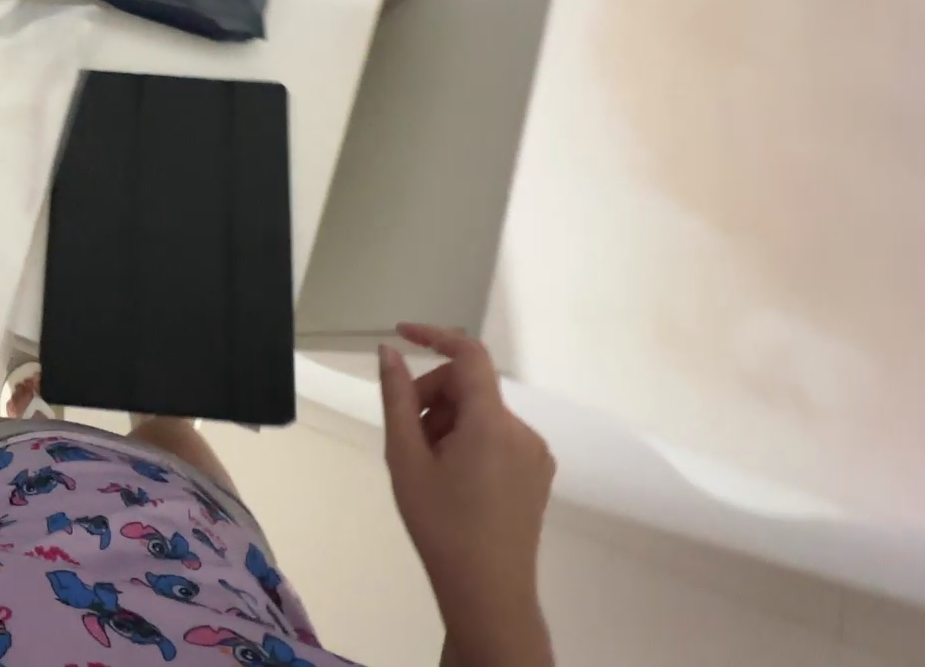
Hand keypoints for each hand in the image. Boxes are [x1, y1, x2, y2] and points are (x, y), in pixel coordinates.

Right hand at [379, 323, 554, 663]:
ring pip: (477, 412)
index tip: (400, 333)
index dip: (433, 335)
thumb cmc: (439, 521)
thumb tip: (389, 351)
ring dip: (445, 421)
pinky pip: (494, 434)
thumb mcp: (405, 455)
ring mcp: (533, 453)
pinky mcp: (535, 472)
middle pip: (468, 386)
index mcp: (492, 423)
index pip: (468, 355)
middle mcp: (521, 431)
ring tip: (425, 462)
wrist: (488, 590)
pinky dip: (464, 438)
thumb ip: (396, 397)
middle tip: (404, 435)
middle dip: (430, 396)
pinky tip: (449, 473)